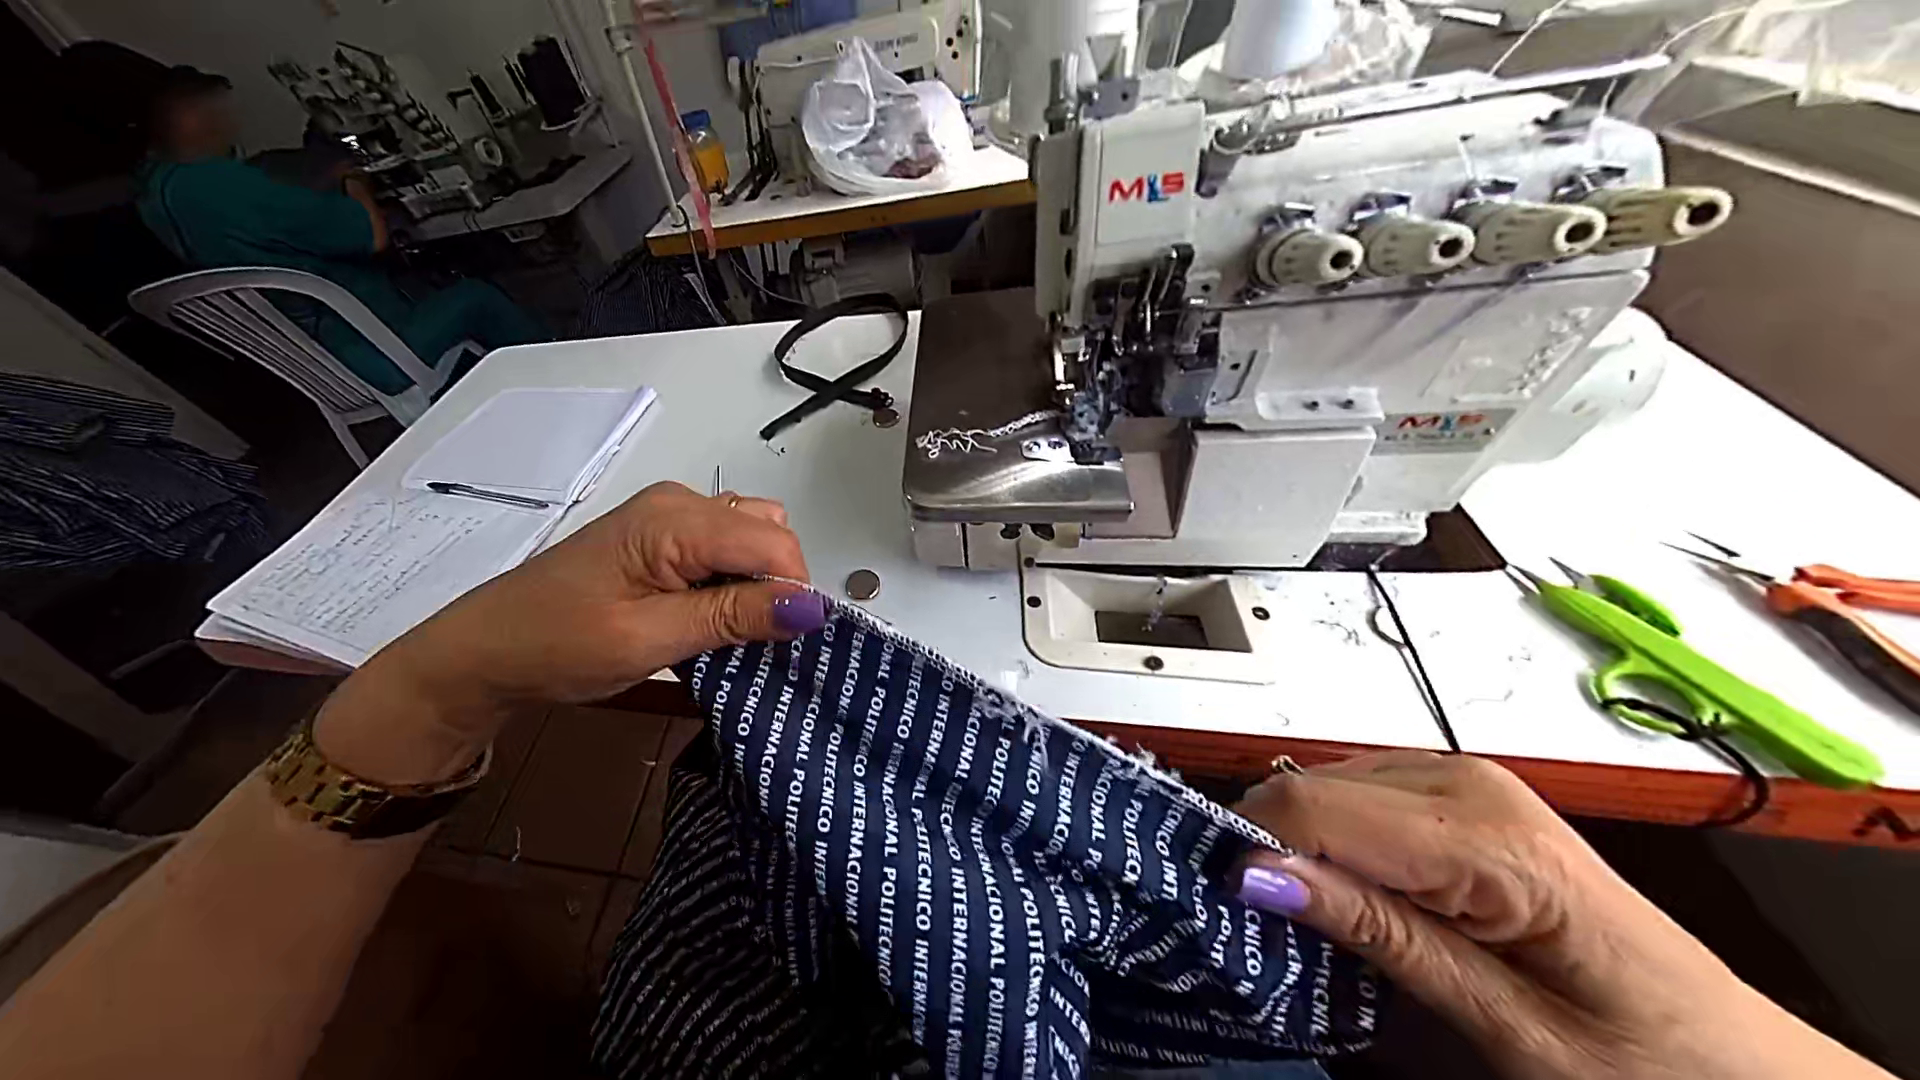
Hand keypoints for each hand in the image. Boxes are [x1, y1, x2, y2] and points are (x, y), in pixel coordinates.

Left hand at [315, 482, 827, 781]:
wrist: (484, 652)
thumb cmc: (558, 645)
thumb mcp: (651, 638)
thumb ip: (734, 615)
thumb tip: (813, 607)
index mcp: (676, 518)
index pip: (774, 543)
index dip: (791, 591)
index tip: (781, 642)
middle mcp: (681, 503)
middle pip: (769, 533)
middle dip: (777, 585)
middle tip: (749, 638)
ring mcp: (672, 515)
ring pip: (754, 537)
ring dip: (758, 582)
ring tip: (731, 626)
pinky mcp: (665, 534)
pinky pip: (727, 546)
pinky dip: (736, 578)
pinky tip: (713, 611)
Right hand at [1230, 752, 1888, 1079]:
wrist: (1740, 1063)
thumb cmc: (1650, 1064)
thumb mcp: (1508, 1027)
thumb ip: (1377, 933)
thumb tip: (1256, 873)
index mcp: (1487, 834)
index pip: (1317, 806)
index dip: (1255, 845)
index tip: (1222, 897)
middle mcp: (1464, 781)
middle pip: (1310, 784)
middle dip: (1268, 842)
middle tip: (1255, 915)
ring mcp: (1459, 778)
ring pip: (1320, 781)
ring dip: (1294, 839)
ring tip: (1299, 908)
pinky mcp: (1451, 791)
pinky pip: (1351, 792)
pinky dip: (1326, 834)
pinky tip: (1341, 884)